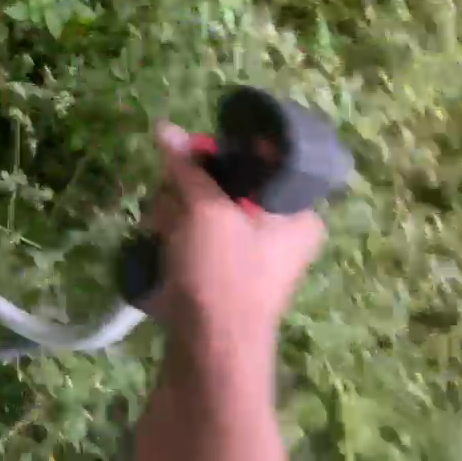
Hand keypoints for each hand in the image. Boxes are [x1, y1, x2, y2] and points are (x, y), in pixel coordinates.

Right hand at [147, 122, 325, 351]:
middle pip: (218, 179)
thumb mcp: (205, 211)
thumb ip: (186, 167)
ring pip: (196, 198)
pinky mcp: (219, 256)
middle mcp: (277, 225)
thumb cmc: (222, 271)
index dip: (218, 157)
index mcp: (297, 214)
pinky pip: (190, 221)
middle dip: (184, 188)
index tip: (192, 165)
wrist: (209, 335)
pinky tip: (164, 238)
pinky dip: (171, 225)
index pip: (257, 163)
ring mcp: (247, 242)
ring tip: (167, 229)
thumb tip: (165, 127)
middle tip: (176, 206)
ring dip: (171, 207)